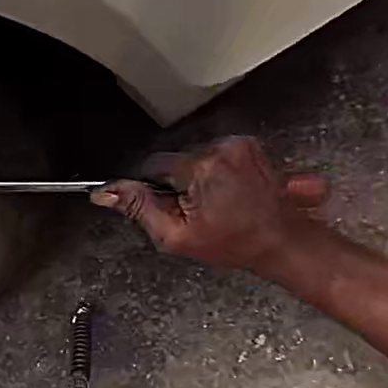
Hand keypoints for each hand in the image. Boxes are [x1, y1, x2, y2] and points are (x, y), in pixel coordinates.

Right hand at [90, 136, 329, 272]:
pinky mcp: (249, 145)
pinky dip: (211, 171)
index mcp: (201, 168)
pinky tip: (224, 193)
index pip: (152, 164)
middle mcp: (222, 147)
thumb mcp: (175, 235)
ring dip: (194, 177)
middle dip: (175, 183)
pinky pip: (213, 153)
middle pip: (174, 160)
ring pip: (192, 156)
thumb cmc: (233, 243)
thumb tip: (105, 191)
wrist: (283, 241)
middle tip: (193, 210)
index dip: (152, 188)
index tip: (166, 206)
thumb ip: (139, 208)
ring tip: (212, 203)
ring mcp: (240, 144)